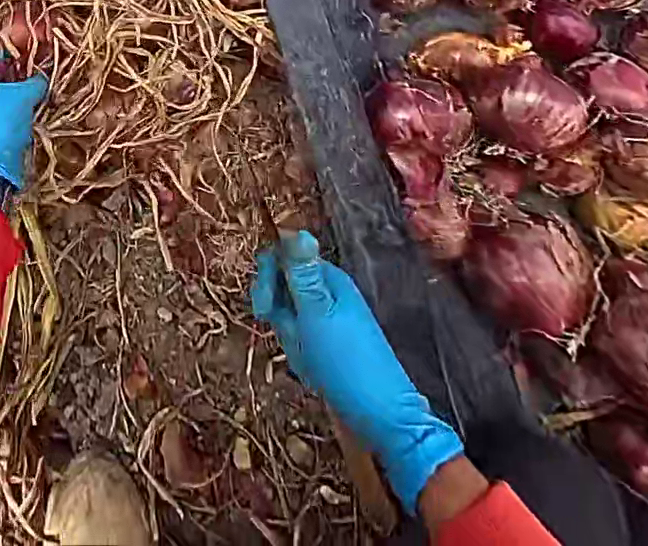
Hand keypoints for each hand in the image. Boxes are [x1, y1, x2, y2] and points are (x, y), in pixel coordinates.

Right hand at [252, 230, 463, 511]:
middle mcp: (330, 294)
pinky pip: (300, 339)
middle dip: (279, 315)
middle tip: (293, 338)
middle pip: (283, 287)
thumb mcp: (317, 315)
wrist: (384, 419)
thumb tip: (294, 229)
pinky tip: (312, 372)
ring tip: (307, 360)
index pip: (284, 258)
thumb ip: (301, 274)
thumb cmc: (348, 364)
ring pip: (289, 316)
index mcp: (329, 280)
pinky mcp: (329, 344)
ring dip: (289, 339)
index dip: (267, 278)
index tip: (263, 309)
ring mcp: (330, 320)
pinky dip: (299, 354)